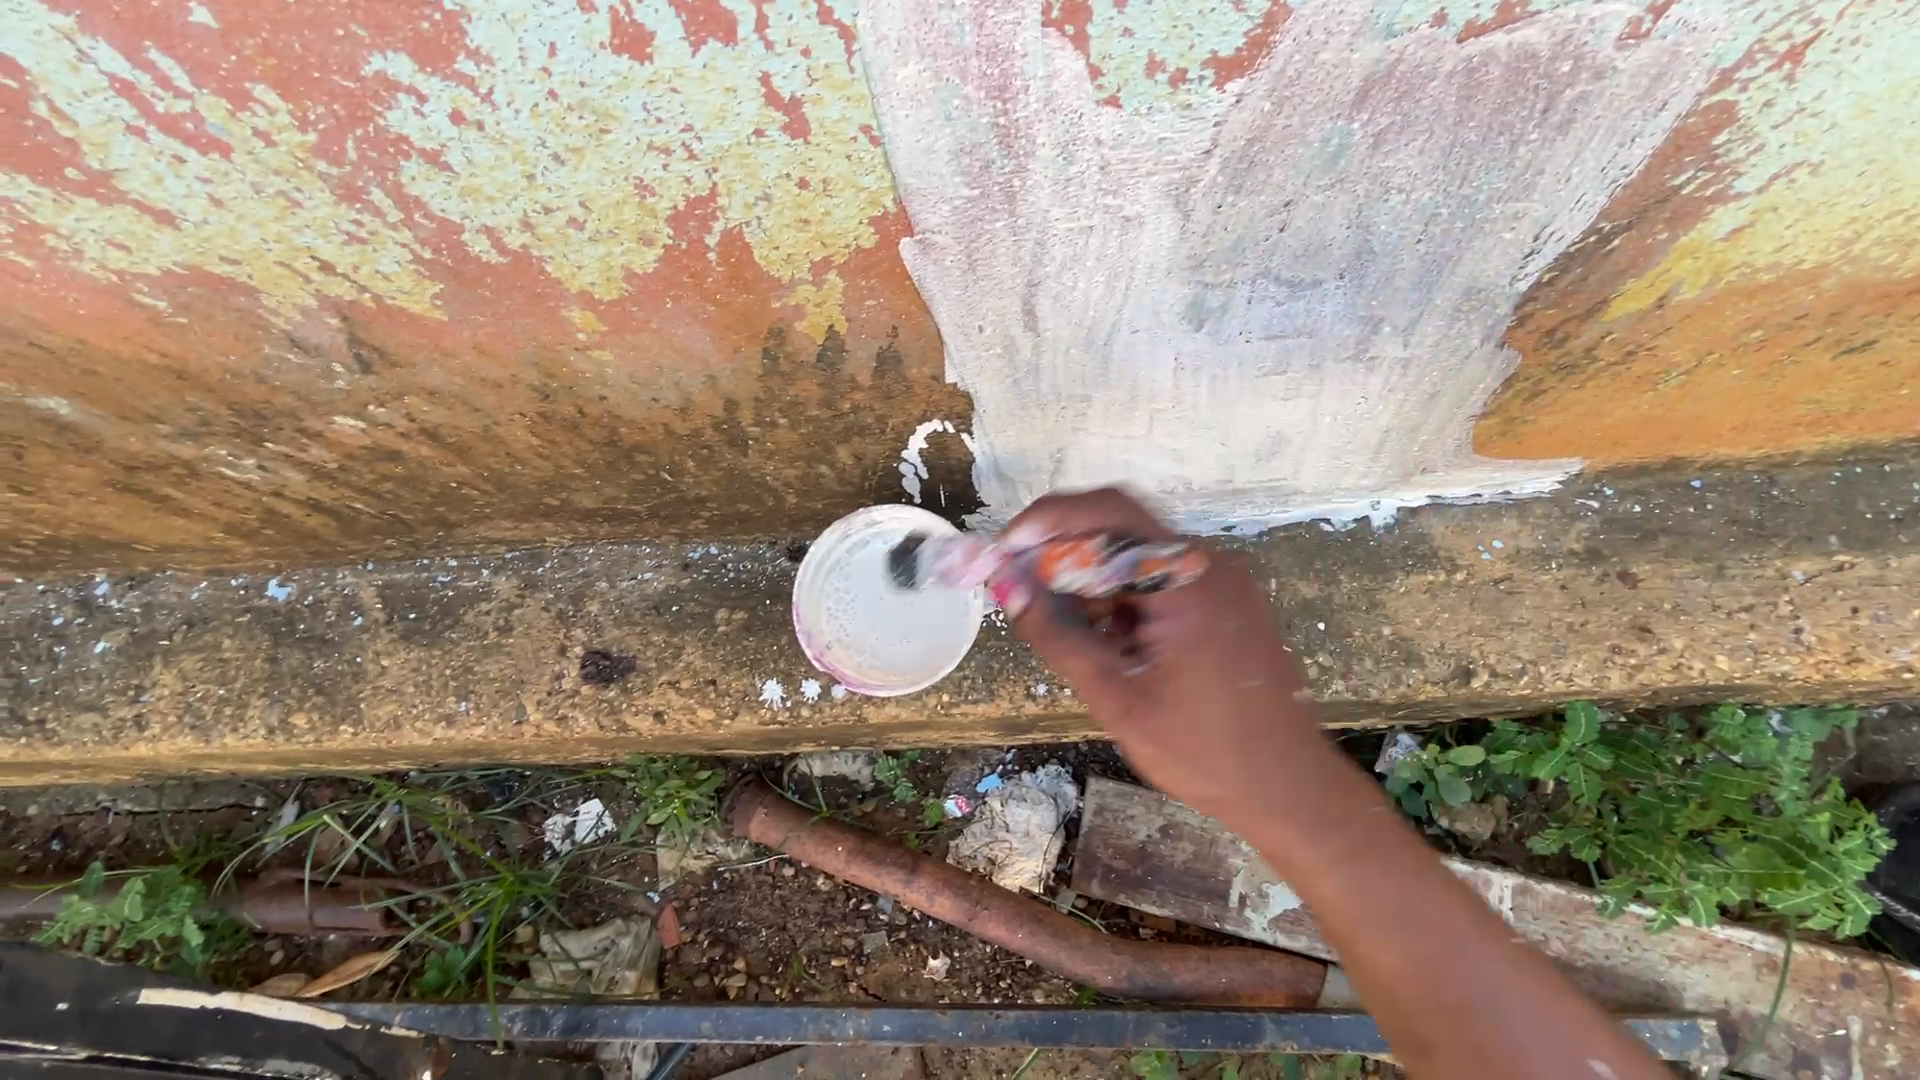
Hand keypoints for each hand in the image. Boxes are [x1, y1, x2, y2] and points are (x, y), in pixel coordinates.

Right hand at [991, 488, 1330, 825]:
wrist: (1288, 788)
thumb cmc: (1203, 751)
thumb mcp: (1116, 696)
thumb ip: (1057, 635)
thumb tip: (1006, 586)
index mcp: (1187, 581)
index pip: (1109, 512)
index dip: (1049, 519)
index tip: (1007, 548)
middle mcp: (1210, 566)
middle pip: (1121, 530)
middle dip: (1063, 552)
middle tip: (1019, 585)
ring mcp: (1223, 582)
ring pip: (1139, 557)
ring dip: (1092, 578)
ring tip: (1061, 624)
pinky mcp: (1226, 603)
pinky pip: (1160, 580)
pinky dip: (1123, 596)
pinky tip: (1106, 638)